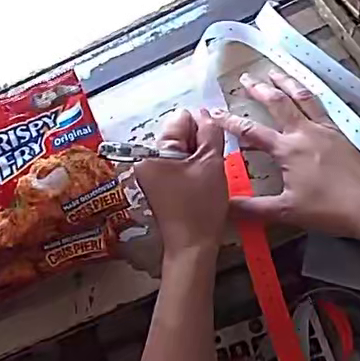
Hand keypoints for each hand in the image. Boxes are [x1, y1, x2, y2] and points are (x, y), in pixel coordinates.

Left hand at [133, 108, 228, 257]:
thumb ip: (210, 133)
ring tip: (207, 176)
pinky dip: (193, 170)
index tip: (213, 147)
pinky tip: (202, 183)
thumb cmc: (200, 206)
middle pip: (179, 134)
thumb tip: (205, 114)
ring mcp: (152, 174)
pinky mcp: (160, 186)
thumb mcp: (211, 163)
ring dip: (198, 157)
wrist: (192, 246)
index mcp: (153, 152)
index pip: (180, 120)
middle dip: (199, 144)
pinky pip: (178, 166)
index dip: (201, 128)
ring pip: (181, 151)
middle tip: (210, 165)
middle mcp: (147, 160)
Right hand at [211, 69, 359, 240]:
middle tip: (246, 78)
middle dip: (259, 89)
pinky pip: (322, 107)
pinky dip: (312, 96)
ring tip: (276, 73)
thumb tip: (225, 207)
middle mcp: (305, 133)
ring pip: (303, 97)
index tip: (215, 112)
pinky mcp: (342, 134)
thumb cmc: (330, 208)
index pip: (251, 131)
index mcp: (288, 149)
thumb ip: (253, 208)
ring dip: (286, 83)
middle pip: (278, 103)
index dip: (230, 122)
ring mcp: (326, 130)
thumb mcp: (286, 211)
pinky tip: (310, 96)